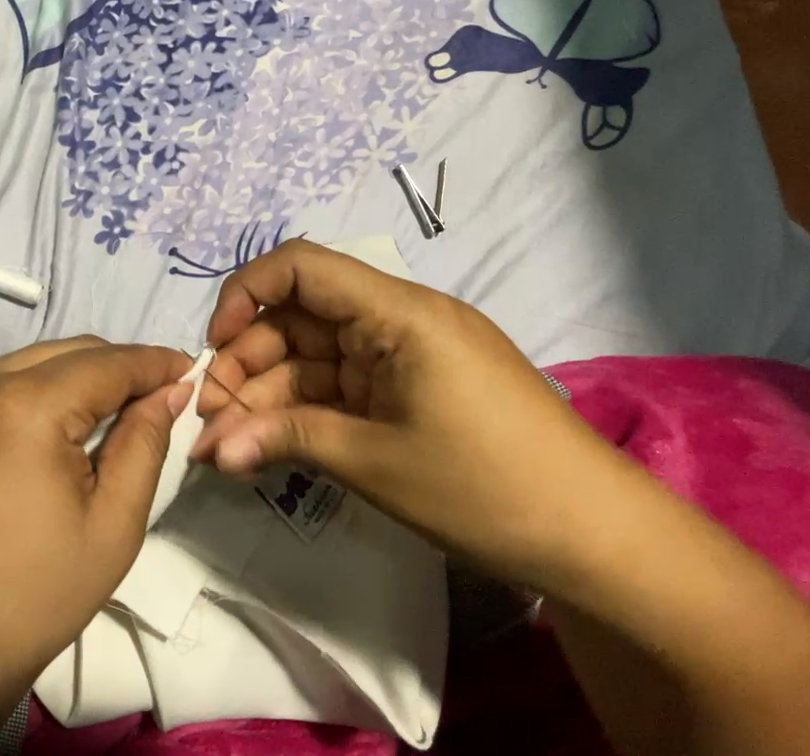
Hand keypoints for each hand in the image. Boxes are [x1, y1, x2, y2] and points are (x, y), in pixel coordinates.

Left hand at [0, 337, 192, 753]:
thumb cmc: (31, 595)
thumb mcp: (112, 525)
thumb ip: (145, 444)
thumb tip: (170, 390)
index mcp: (25, 406)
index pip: (108, 362)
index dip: (155, 363)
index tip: (193, 371)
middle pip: (69, 351)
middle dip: (119, 367)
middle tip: (159, 399)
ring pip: (33, 360)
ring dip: (78, 375)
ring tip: (114, 413)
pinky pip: (0, 379)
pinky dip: (38, 388)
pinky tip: (58, 425)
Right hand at [191, 239, 640, 590]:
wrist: (600, 541)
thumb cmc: (488, 487)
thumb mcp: (375, 461)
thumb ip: (286, 440)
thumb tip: (211, 449)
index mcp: (398, 313)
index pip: (302, 267)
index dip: (246, 294)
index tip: (214, 347)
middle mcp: (398, 322)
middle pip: (299, 320)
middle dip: (246, 366)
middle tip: (208, 422)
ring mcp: (405, 359)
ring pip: (313, 361)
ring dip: (267, 399)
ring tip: (224, 449)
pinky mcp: (411, 393)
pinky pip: (340, 390)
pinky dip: (302, 414)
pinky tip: (265, 447)